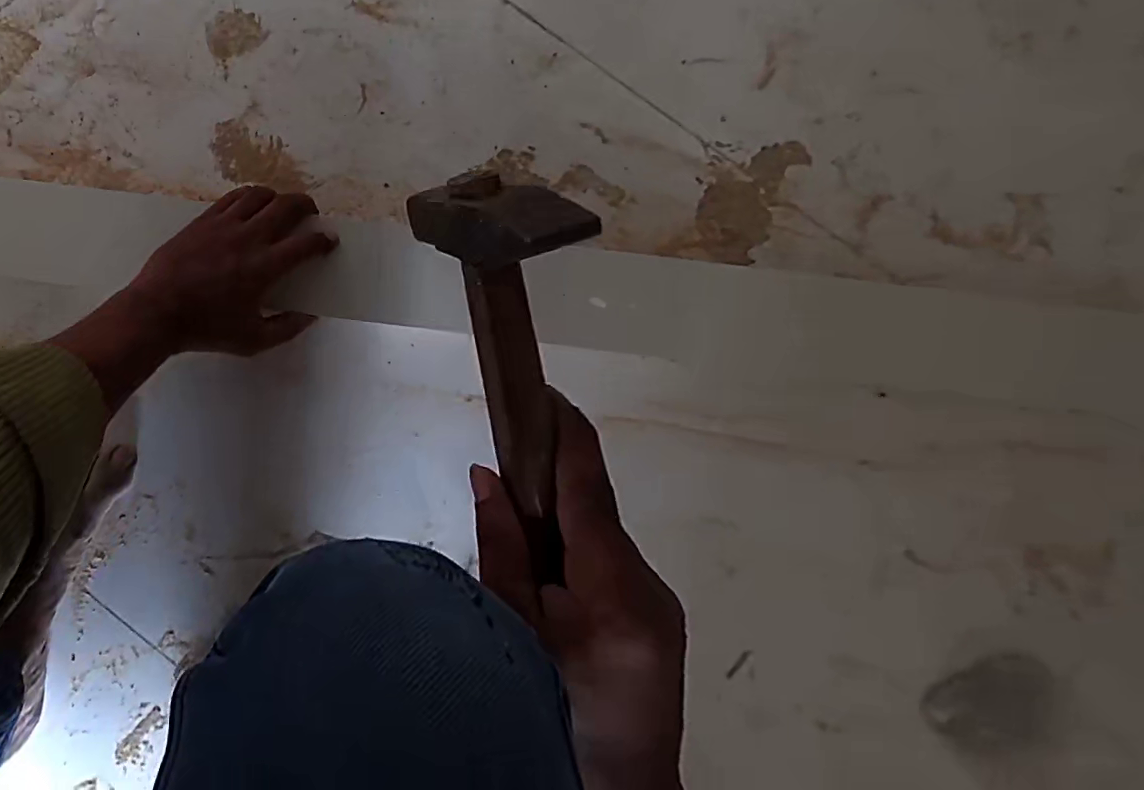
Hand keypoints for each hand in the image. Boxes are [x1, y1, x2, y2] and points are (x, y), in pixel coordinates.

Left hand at [50, 186, 336, 408]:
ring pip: (259, 195)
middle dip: (306, 205)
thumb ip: (286, 328)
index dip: (323, 240)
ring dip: (277, 197)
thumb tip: (310, 315)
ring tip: (280, 207)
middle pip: (287, 206)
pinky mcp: (203, 220)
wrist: (157, 311)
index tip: (328, 241)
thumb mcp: (252, 341)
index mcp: (264, 267)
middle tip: (310, 214)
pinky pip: (232, 198)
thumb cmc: (206, 329)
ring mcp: (224, 225)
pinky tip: (250, 205)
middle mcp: (248, 238)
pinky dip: (249, 197)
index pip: (305, 244)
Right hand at [470, 390, 685, 789]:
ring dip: (555, 519)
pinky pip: (604, 556)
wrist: (615, 784)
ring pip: (596, 532)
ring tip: (514, 539)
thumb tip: (487, 475)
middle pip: (592, 508)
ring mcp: (656, 597)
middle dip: (547, 483)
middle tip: (502, 478)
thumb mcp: (512, 625)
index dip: (567, 435)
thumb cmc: (552, 705)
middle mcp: (648, 583)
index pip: (588, 488)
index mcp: (615, 587)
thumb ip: (500, 547)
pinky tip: (543, 574)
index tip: (545, 394)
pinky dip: (570, 546)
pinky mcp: (652, 610)